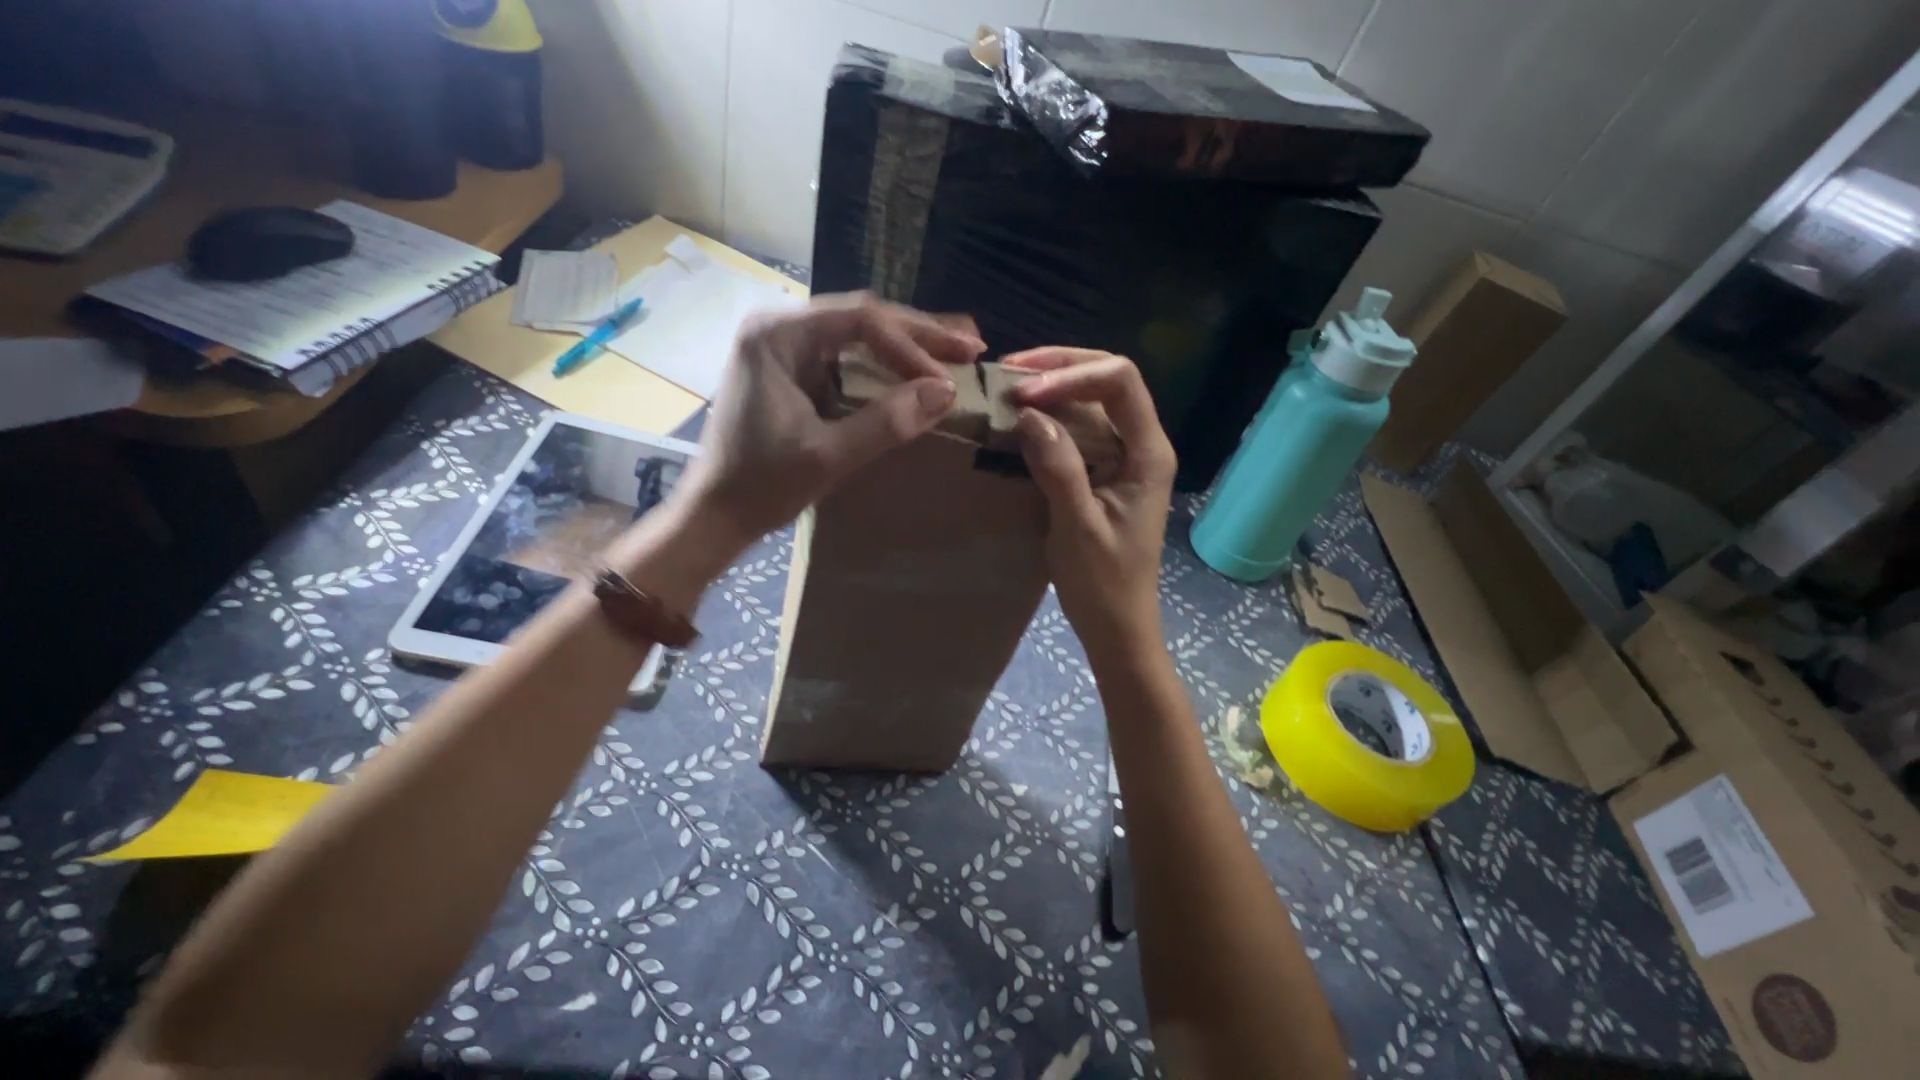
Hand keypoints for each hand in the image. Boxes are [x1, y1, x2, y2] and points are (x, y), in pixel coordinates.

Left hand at [670, 293, 983, 552]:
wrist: (715, 513)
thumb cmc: (761, 484)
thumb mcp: (827, 456)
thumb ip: (885, 422)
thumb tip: (947, 393)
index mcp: (777, 334)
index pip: (861, 320)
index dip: (912, 346)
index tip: (949, 378)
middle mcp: (780, 326)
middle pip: (863, 317)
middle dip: (920, 333)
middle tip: (972, 347)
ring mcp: (786, 346)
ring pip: (859, 332)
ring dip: (908, 343)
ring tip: (958, 350)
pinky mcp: (794, 369)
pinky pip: (848, 354)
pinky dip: (886, 363)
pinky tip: (919, 368)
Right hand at [1005, 348, 1176, 661]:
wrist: (1117, 627)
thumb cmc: (1104, 584)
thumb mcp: (1077, 527)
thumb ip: (1059, 467)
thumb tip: (1028, 415)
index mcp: (1149, 453)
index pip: (1121, 381)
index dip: (1072, 374)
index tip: (1025, 394)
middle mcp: (1142, 444)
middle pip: (1108, 379)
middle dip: (1059, 368)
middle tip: (1007, 373)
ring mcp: (1124, 457)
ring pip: (1091, 400)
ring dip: (1051, 387)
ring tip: (1006, 388)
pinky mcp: (1104, 471)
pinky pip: (1080, 427)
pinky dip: (1049, 415)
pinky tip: (1018, 418)